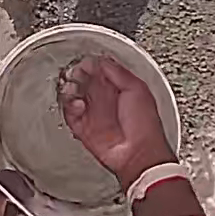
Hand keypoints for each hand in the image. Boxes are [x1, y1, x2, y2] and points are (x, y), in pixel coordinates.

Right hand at [59, 55, 175, 186]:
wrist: (140, 154)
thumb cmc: (145, 124)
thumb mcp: (137, 89)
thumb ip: (119, 73)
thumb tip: (103, 60)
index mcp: (117, 88)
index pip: (98, 70)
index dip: (90, 64)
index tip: (86, 62)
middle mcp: (103, 99)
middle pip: (82, 80)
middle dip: (77, 74)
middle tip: (76, 73)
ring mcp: (92, 113)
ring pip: (73, 95)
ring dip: (70, 89)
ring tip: (74, 89)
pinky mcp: (83, 128)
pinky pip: (69, 114)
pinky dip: (69, 107)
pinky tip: (78, 105)